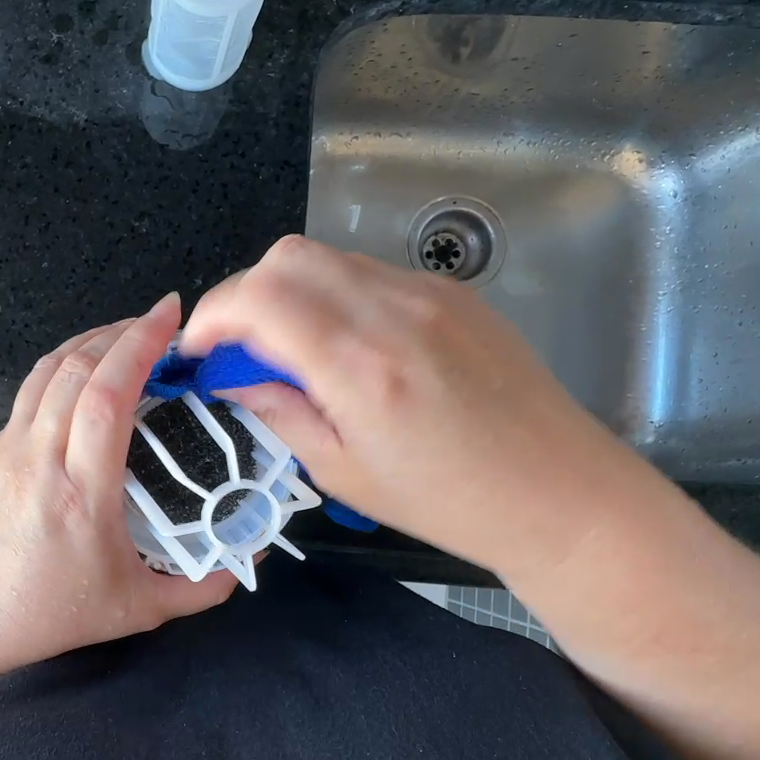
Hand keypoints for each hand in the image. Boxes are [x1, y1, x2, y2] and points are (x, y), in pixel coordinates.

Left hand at [0, 293, 240, 675]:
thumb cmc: (57, 612)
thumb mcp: (141, 609)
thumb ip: (205, 586)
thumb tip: (255, 555)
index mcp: (81, 494)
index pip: (106, 398)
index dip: (138, 347)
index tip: (170, 316)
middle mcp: (40, 459)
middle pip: (77, 370)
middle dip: (122, 331)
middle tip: (162, 319)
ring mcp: (9, 450)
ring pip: (48, 371)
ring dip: (90, 340)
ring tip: (128, 332)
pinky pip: (31, 390)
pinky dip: (64, 364)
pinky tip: (87, 368)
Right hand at [181, 235, 659, 581]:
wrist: (560, 493)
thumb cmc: (444, 502)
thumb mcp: (341, 472)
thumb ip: (278, 411)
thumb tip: (230, 377)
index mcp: (358, 366)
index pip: (258, 299)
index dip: (210, 317)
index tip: (198, 352)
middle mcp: (392, 311)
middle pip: (286, 257)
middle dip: (242, 295)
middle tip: (236, 347)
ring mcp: (430, 293)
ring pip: (326, 258)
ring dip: (287, 293)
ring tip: (287, 349)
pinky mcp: (455, 293)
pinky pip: (369, 273)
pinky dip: (332, 296)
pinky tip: (343, 345)